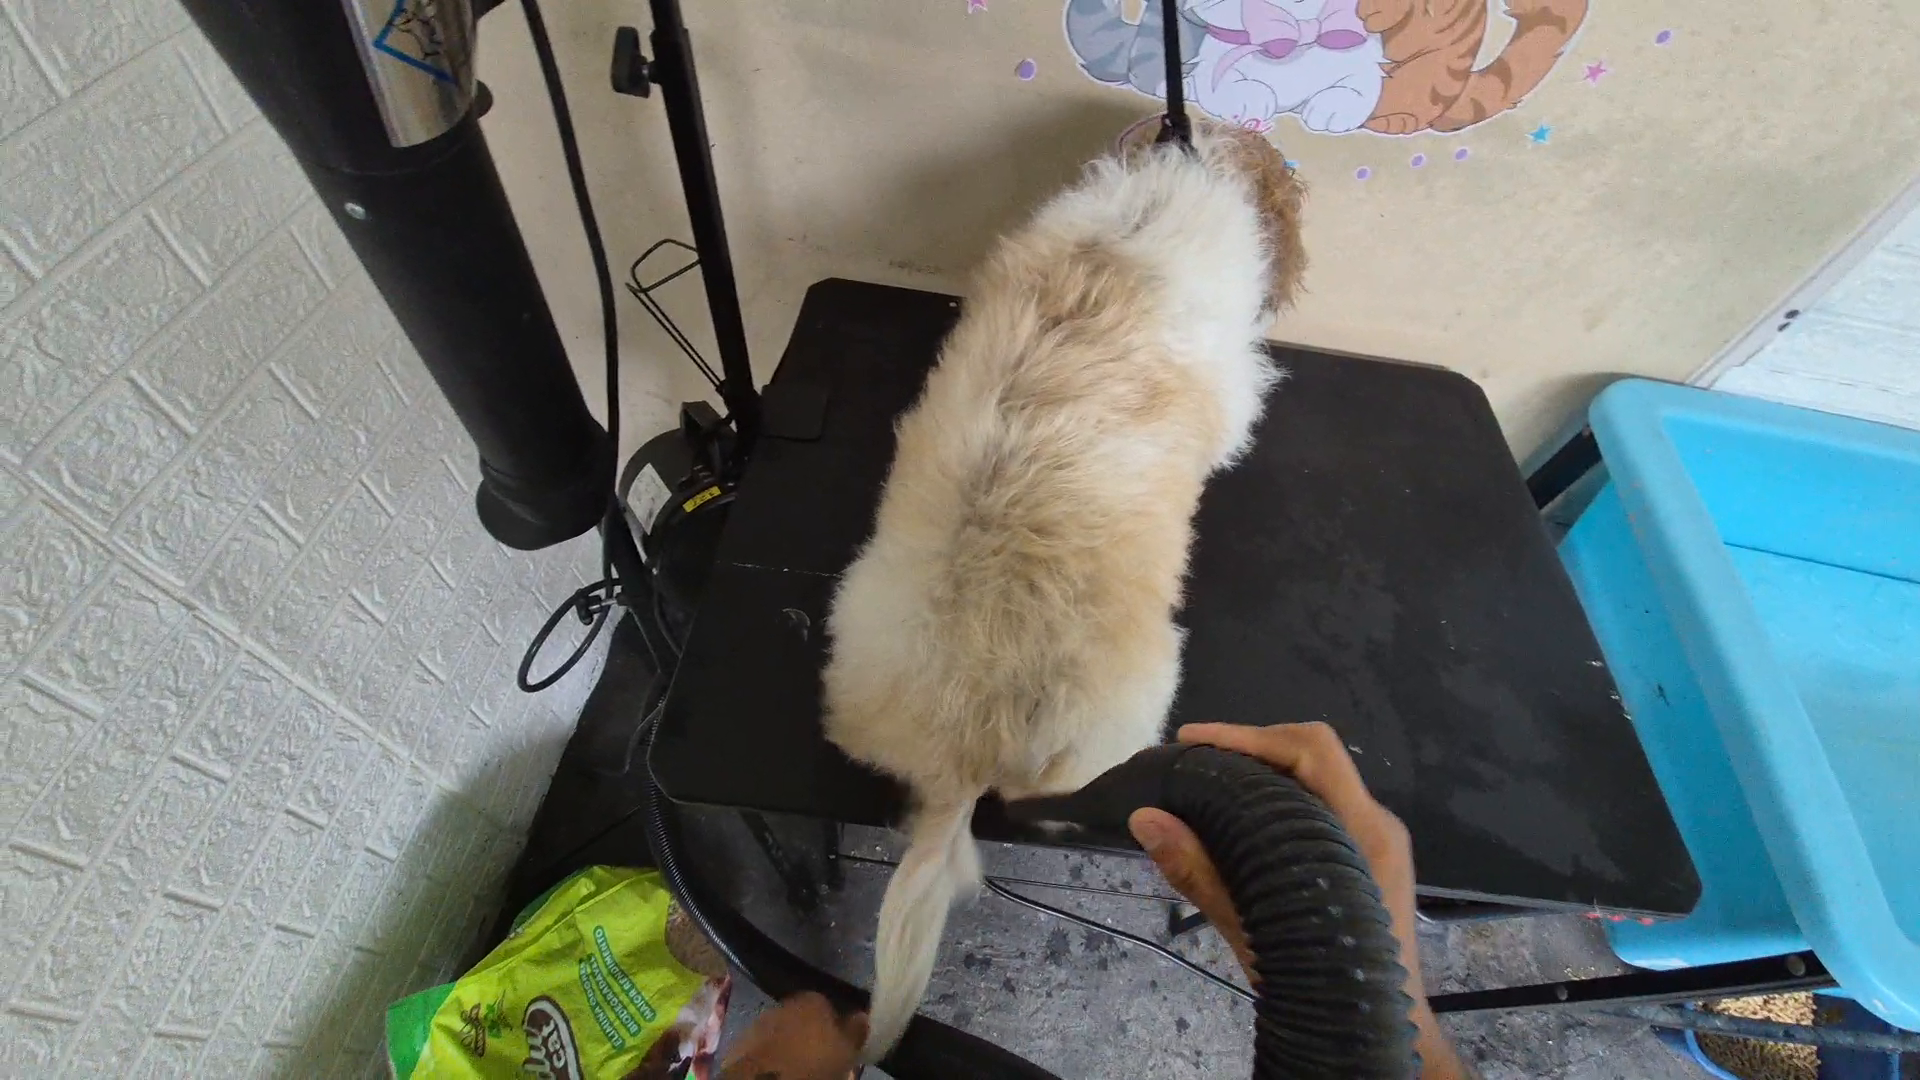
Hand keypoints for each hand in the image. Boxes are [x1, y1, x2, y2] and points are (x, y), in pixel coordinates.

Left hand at [719, 993, 867, 1079]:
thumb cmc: (811, 1064)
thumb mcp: (845, 1051)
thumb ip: (855, 1031)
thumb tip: (863, 1017)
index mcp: (814, 999)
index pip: (829, 1007)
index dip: (835, 1029)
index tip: (838, 1049)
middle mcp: (786, 1003)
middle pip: (803, 1020)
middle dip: (809, 1037)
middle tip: (818, 1062)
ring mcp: (760, 1022)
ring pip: (781, 1034)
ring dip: (787, 1048)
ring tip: (795, 1070)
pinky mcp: (740, 1045)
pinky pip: (762, 1051)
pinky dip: (768, 1060)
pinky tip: (775, 1073)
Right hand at [1128, 722, 1469, 1079]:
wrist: (1380, 1034)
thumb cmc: (1323, 982)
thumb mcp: (1251, 928)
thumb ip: (1198, 871)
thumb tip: (1142, 819)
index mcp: (1361, 832)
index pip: (1311, 750)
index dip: (1249, 735)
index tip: (1193, 740)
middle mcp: (1376, 821)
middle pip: (1312, 750)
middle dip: (1250, 743)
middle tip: (1198, 756)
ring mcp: (1376, 834)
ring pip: (1316, 770)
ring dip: (1262, 763)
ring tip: (1213, 775)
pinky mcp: (1366, 847)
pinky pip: (1319, 794)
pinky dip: (1276, 787)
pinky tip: (1243, 808)